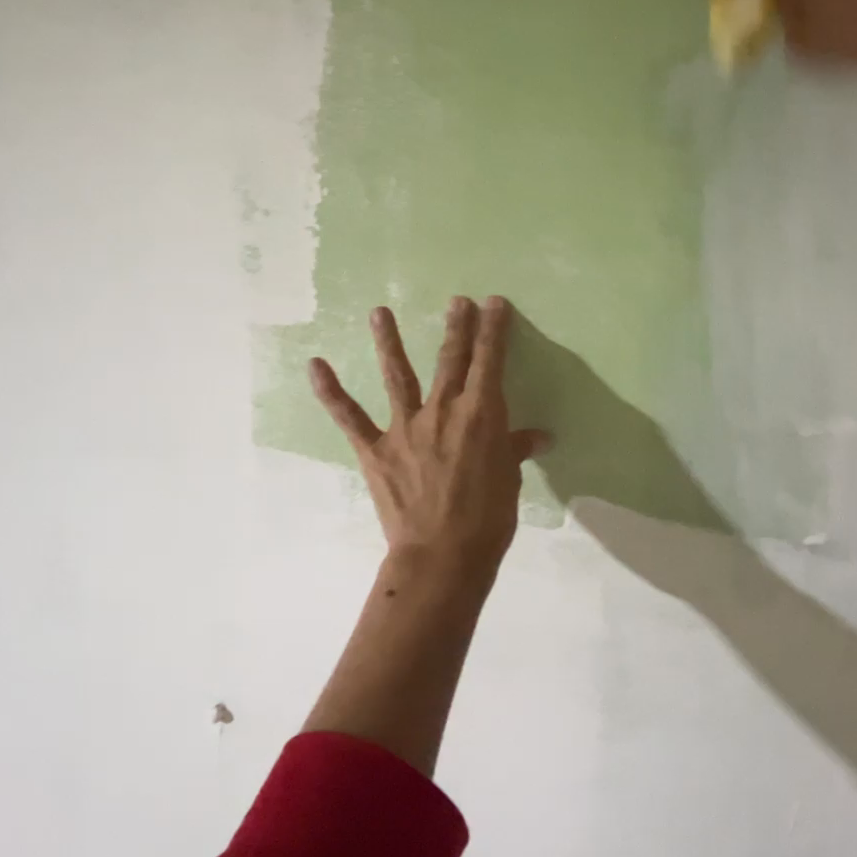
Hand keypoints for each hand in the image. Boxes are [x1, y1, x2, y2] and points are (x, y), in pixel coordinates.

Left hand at [309, 296, 549, 569]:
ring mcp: (405, 427)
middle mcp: (443, 410)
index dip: (493, 330)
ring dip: (388, 341)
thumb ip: (516, 449)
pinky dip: (331, 392)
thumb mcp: (510, 479)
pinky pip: (350, 417)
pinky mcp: (375, 449)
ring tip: (379, 312)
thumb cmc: (488, 518)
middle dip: (456, 327)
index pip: (490, 361)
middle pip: (450, 359)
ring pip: (398, 375)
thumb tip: (539, 436)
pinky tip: (316, 366)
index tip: (493, 304)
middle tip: (457, 301)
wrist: (442, 555)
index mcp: (481, 414)